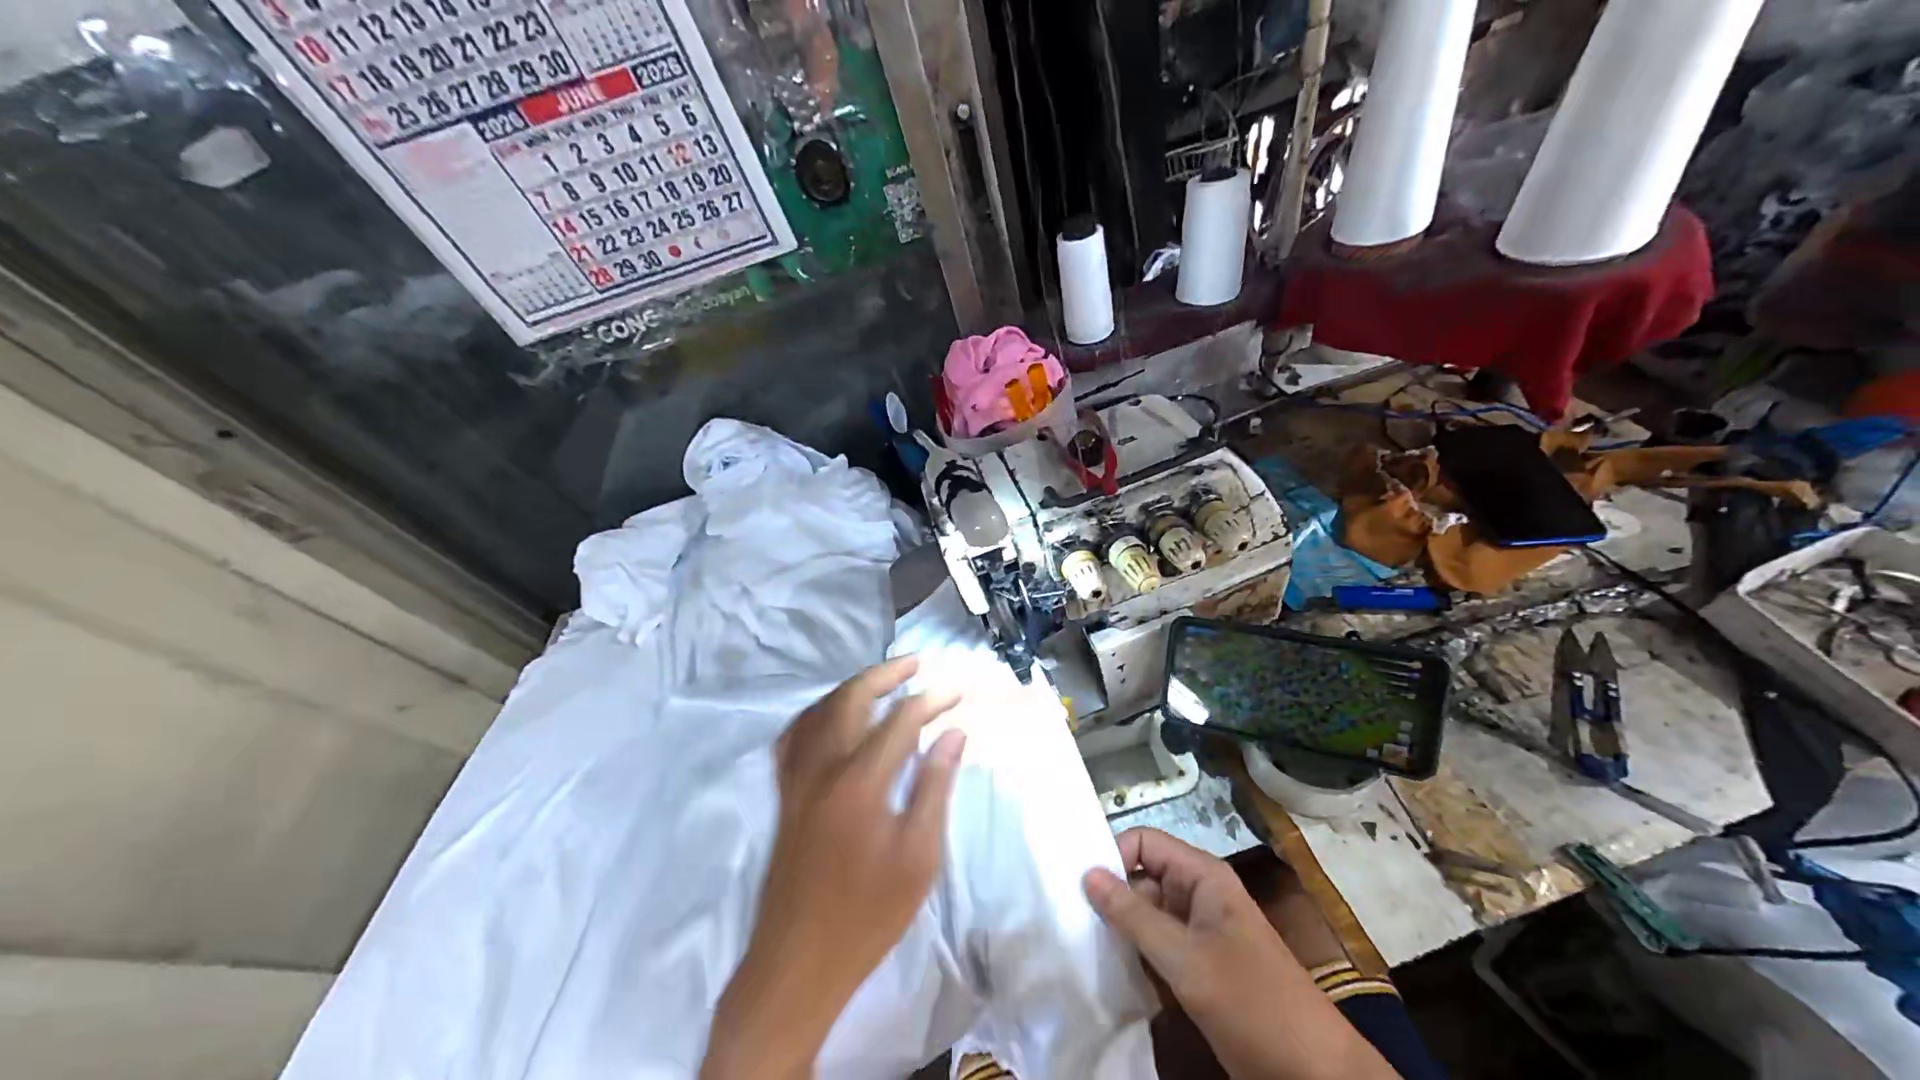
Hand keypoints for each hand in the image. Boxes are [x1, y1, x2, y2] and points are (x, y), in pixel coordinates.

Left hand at [701, 657, 965, 1079]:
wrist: (799, 962)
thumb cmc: (869, 915)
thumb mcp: (919, 856)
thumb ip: (935, 786)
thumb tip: (954, 733)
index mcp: (859, 782)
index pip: (900, 720)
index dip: (932, 701)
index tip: (957, 693)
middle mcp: (821, 768)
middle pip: (850, 699)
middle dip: (885, 673)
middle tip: (917, 662)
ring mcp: (796, 779)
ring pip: (818, 711)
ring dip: (851, 687)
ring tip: (882, 680)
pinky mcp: (783, 795)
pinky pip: (794, 736)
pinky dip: (817, 714)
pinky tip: (832, 716)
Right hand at [1083, 828, 1395, 1079]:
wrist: (1311, 1072)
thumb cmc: (1251, 1002)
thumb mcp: (1185, 958)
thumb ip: (1133, 915)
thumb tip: (1087, 874)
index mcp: (1203, 876)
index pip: (1144, 842)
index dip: (1114, 857)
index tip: (1081, 888)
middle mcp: (1199, 894)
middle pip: (1142, 875)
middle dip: (1110, 894)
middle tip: (1072, 919)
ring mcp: (1199, 931)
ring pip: (1146, 912)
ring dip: (1120, 926)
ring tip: (1083, 943)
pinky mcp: (1197, 964)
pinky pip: (1156, 943)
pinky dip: (1134, 951)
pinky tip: (1110, 967)